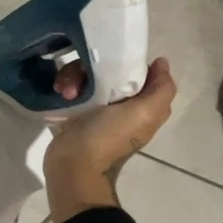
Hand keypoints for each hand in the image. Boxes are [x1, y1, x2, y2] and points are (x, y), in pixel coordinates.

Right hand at [42, 57, 176, 222]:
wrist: (74, 165)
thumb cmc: (109, 137)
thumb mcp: (143, 113)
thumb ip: (161, 89)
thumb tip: (162, 63)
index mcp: (142, 105)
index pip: (137, 70)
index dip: (125, 61)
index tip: (109, 58)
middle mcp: (123, 105)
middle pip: (108, 70)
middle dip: (91, 70)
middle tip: (80, 80)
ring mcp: (98, 107)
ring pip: (87, 76)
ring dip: (74, 78)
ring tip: (66, 91)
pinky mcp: (77, 110)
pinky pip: (72, 86)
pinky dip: (65, 86)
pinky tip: (60, 93)